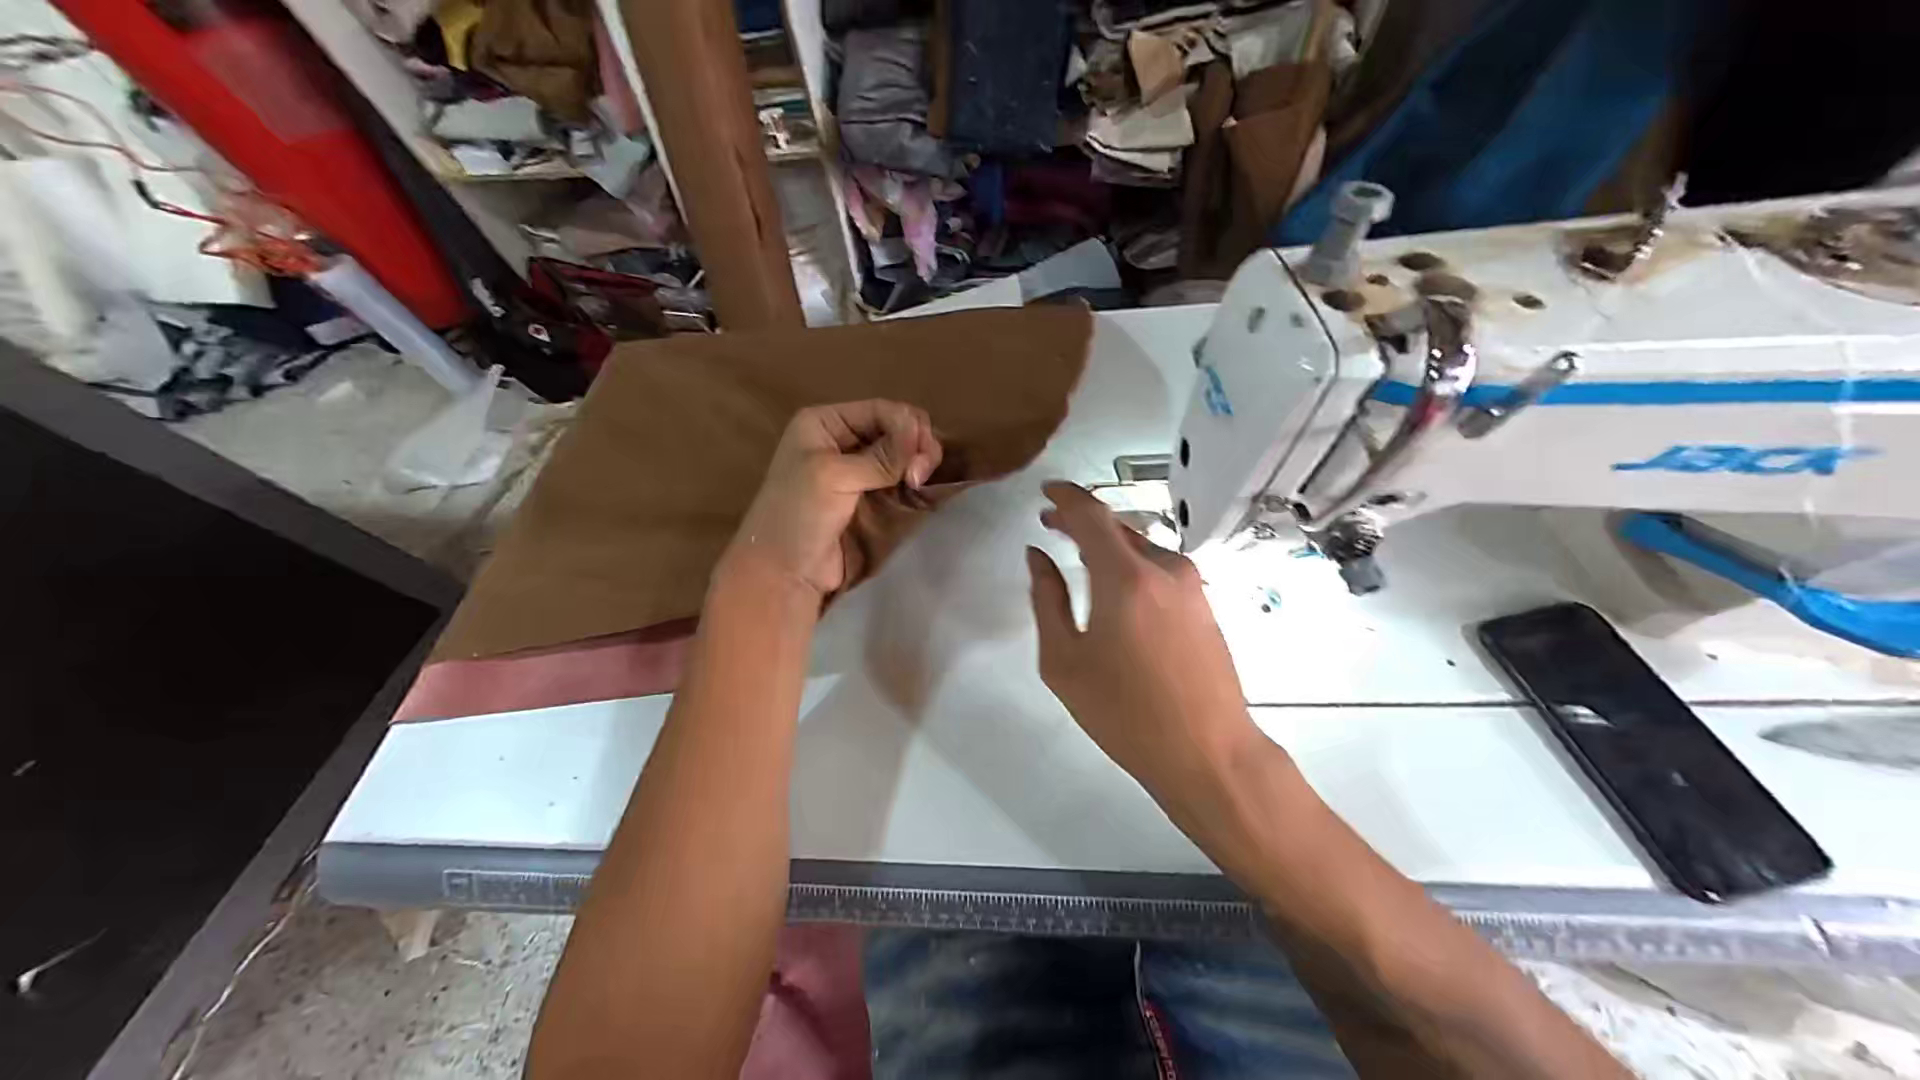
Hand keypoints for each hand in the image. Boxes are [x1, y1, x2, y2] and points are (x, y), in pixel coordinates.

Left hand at [725, 400, 941, 600]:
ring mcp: (855, 469)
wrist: (784, 572)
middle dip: (916, 444)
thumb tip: (921, 436)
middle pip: (895, 428)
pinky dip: (914, 479)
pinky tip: (921, 486)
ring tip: (920, 482)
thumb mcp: (835, 476)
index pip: (880, 410)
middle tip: (922, 473)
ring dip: (918, 462)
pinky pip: (899, 477)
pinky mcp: (868, 496)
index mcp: (824, 423)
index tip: (921, 456)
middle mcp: (841, 439)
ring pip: (901, 454)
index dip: (907, 427)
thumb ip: (881, 456)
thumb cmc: (798, 515)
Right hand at [1027, 482, 1263, 817]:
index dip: (1065, 496)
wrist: (1208, 752)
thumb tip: (1037, 556)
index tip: (1045, 493)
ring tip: (1079, 558)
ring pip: (1141, 546)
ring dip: (1108, 544)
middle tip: (1052, 526)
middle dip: (1082, 520)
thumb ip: (1046, 599)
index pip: (1091, 514)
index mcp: (1126, 577)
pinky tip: (1116, 588)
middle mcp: (1164, 568)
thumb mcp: (1064, 661)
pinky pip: (1160, 568)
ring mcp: (1191, 585)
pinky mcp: (1205, 604)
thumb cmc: (1125, 713)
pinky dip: (1131, 564)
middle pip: (1118, 525)